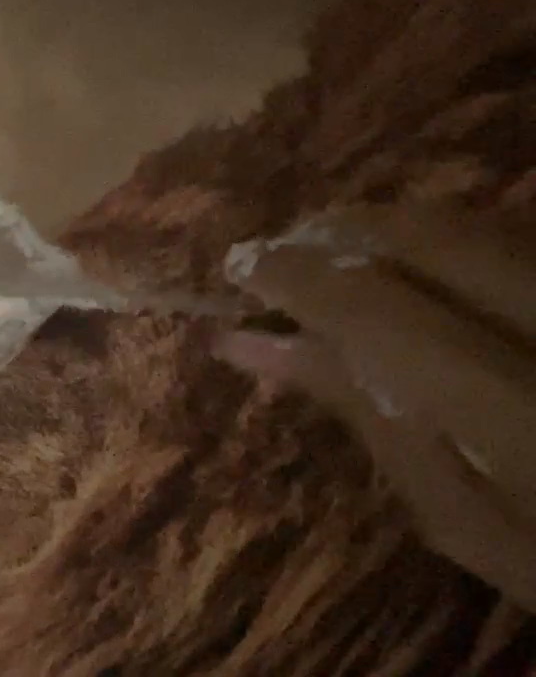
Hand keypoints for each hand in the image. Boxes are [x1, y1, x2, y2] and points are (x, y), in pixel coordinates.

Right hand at [216, 206, 535, 610]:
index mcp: (520, 417)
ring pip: (484, 227)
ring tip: (349, 254)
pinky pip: (520, 237)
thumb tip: (249, 340)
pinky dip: (461, 242)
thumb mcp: (465, 520)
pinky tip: (432, 268)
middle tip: (284, 249)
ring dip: (398, 231)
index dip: (294, 277)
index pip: (376, 312)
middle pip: (434, 243)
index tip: (239, 268)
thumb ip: (367, 418)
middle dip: (340, 233)